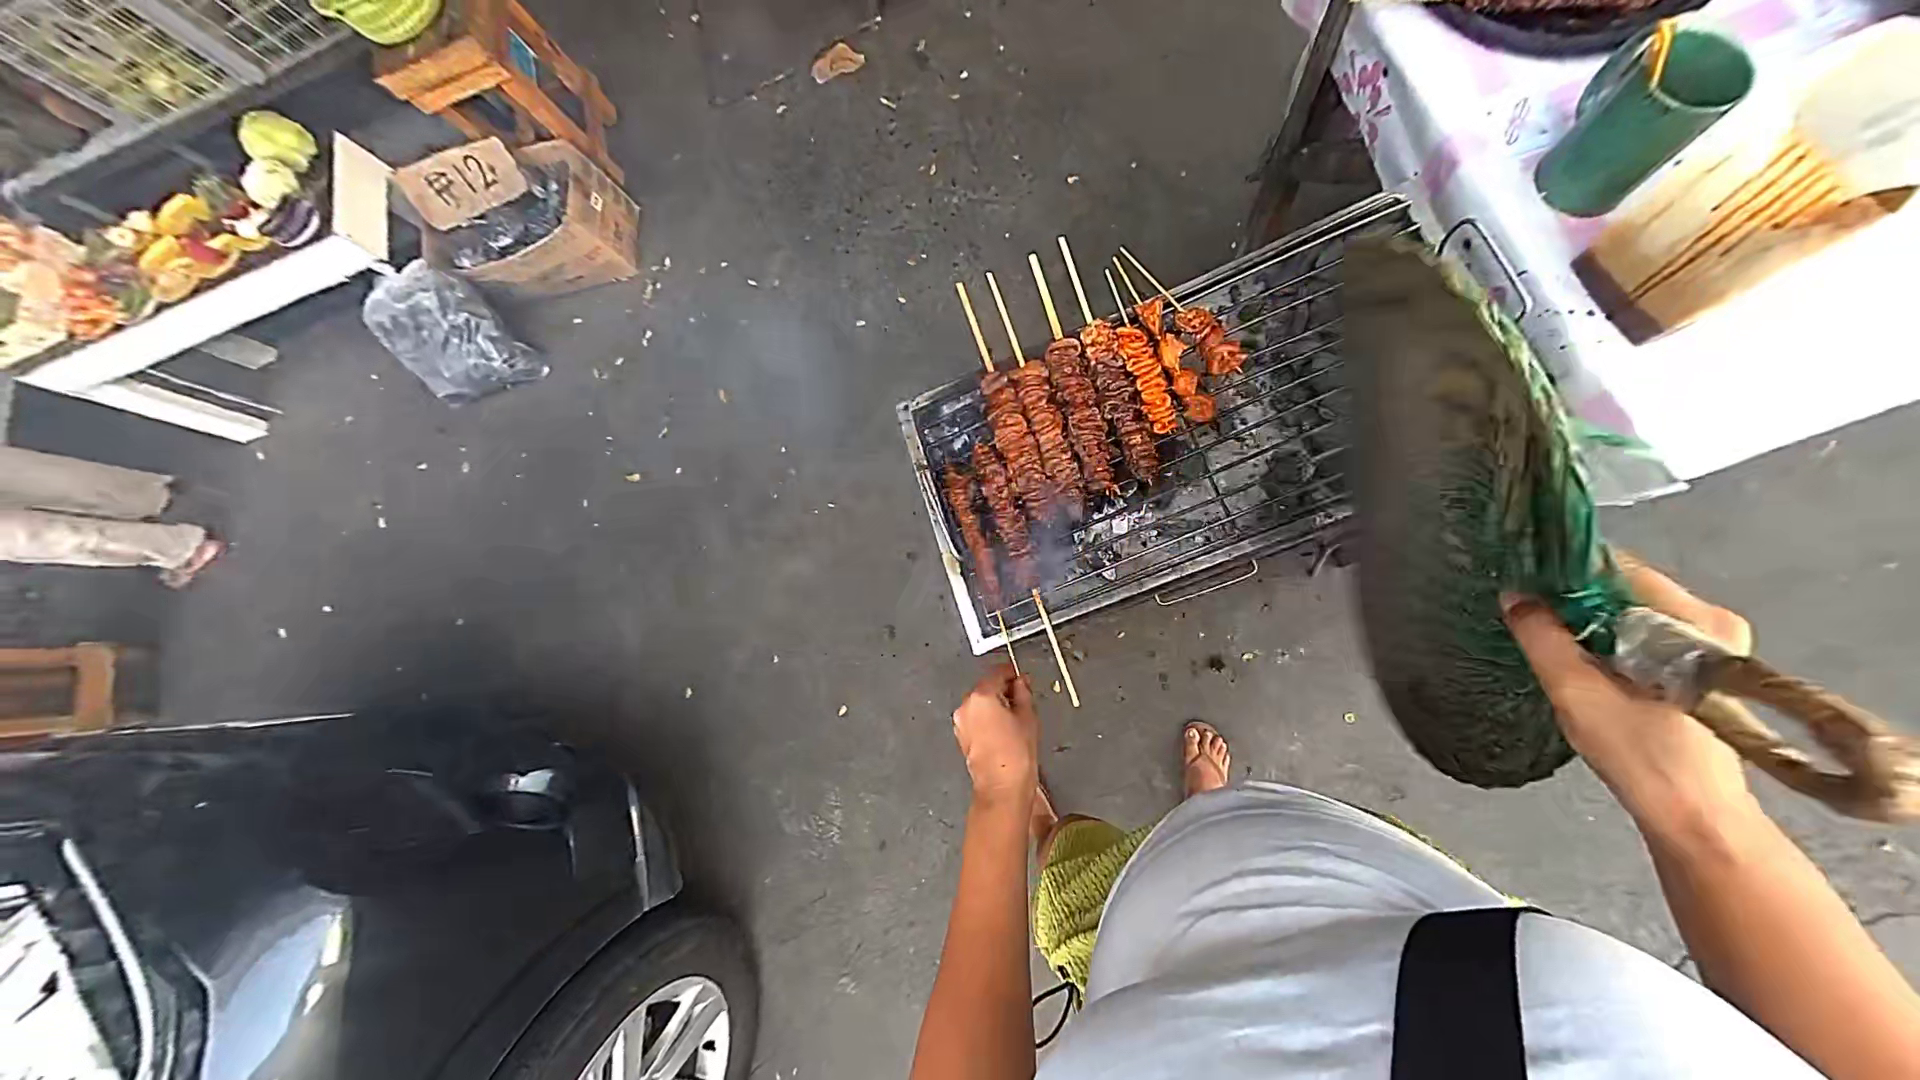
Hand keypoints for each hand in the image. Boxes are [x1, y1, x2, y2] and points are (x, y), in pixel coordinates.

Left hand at [951, 664, 1038, 804]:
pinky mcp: (963, 737)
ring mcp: (962, 723)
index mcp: (981, 696)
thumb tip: (1021, 683)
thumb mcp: (1028, 716)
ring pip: (980, 704)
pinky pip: (976, 719)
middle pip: (986, 687)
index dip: (1011, 672)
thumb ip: (1023, 692)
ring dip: (994, 705)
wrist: (1003, 787)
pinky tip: (1004, 730)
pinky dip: (987, 719)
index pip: (997, 673)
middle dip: (1003, 689)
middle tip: (1022, 697)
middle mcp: (967, 707)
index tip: (1020, 676)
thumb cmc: (1015, 756)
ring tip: (1015, 718)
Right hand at [1504, 555, 1755, 828]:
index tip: (1519, 578)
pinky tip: (1571, 654)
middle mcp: (1709, 622)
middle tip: (1522, 610)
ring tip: (1539, 630)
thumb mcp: (1575, 690)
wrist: (1693, 812)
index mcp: (1693, 620)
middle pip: (1620, 587)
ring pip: (1624, 610)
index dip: (1561, 570)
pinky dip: (1598, 635)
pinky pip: (1634, 630)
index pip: (1616, 567)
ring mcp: (1708, 644)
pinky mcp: (1697, 665)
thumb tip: (1514, 595)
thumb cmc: (1640, 751)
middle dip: (1568, 596)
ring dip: (1580, 618)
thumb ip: (1541, 636)